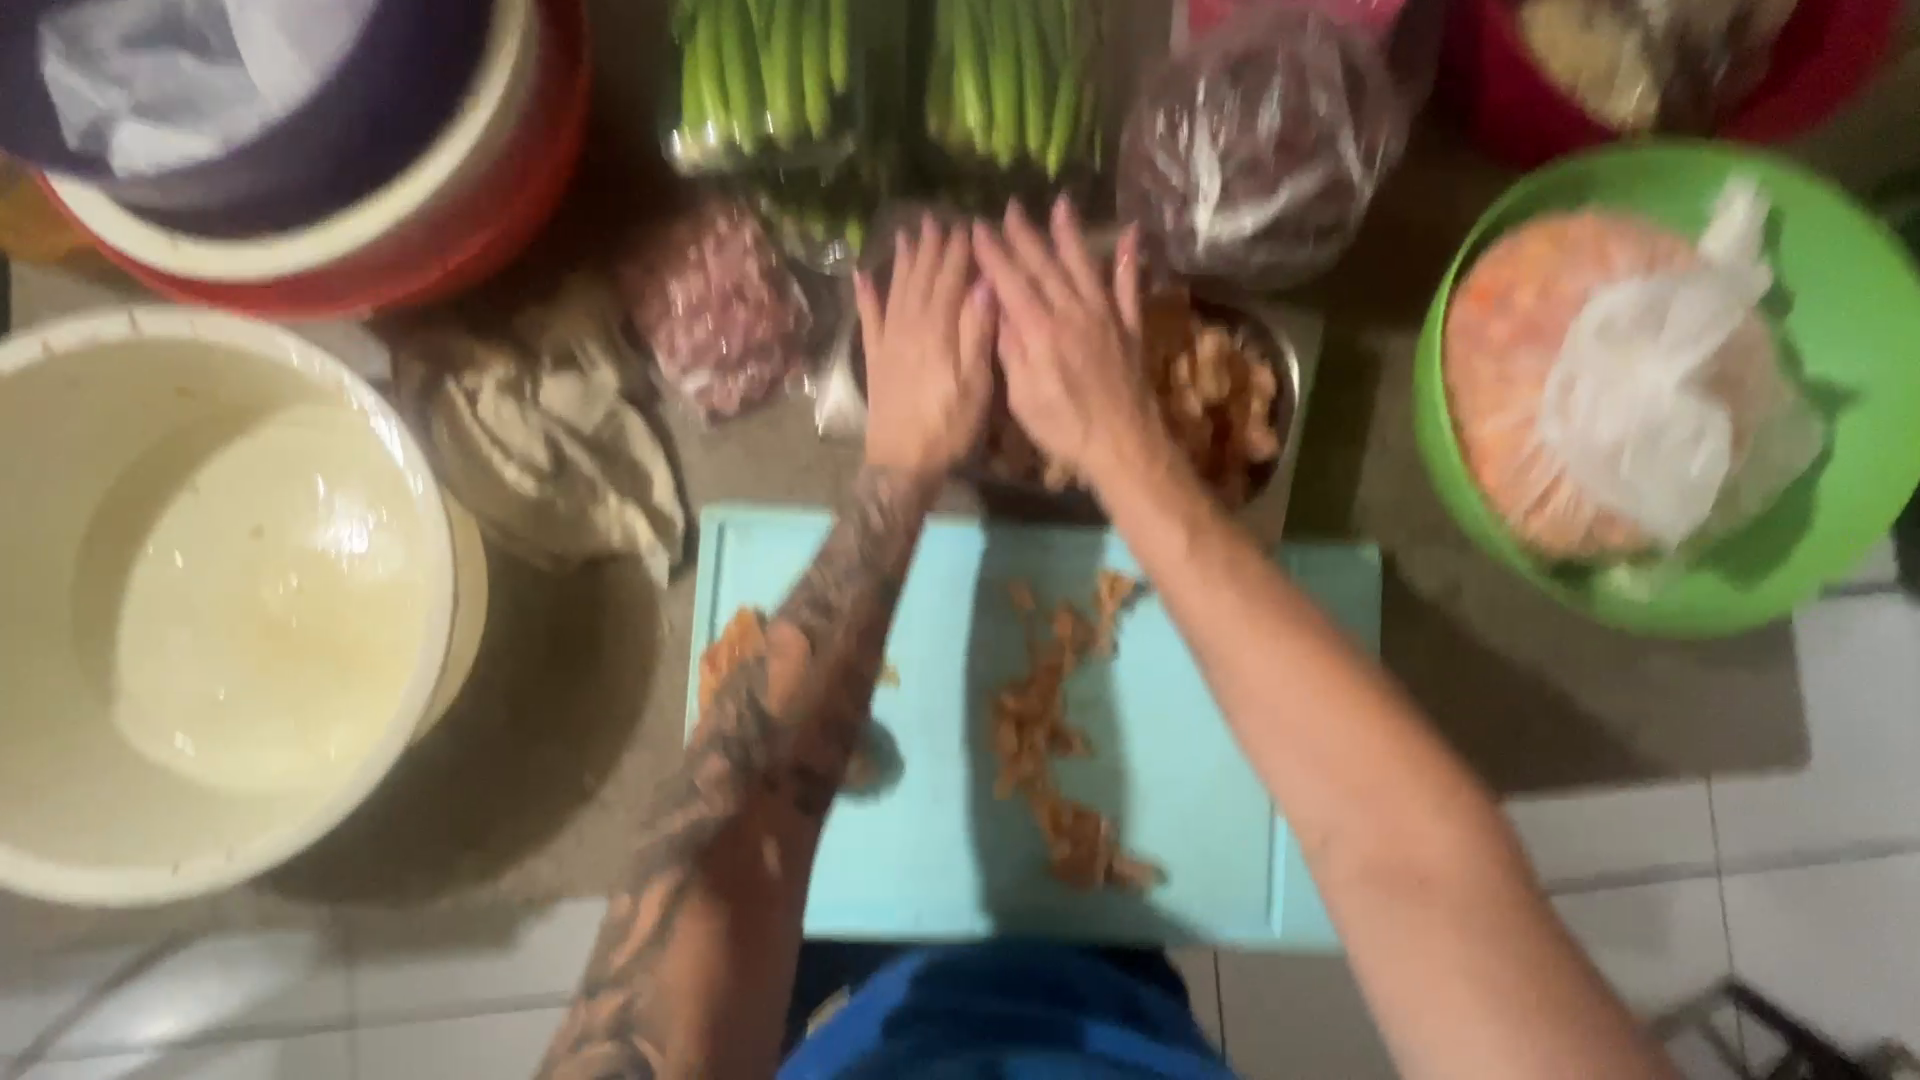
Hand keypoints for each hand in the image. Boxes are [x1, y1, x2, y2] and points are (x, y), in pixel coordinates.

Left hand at [854, 216, 995, 474]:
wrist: (902, 462)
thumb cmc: (947, 426)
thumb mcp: (975, 384)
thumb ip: (977, 332)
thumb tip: (985, 284)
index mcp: (938, 331)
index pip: (950, 281)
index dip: (958, 252)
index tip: (966, 226)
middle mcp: (909, 328)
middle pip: (921, 279)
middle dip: (930, 248)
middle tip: (936, 219)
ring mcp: (888, 343)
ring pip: (896, 291)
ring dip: (902, 261)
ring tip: (907, 234)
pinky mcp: (875, 360)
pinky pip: (868, 320)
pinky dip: (865, 296)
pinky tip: (862, 276)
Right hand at [971, 199, 1172, 487]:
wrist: (1123, 443)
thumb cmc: (1064, 428)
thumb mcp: (1022, 397)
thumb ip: (1010, 349)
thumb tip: (997, 308)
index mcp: (1041, 332)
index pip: (1011, 283)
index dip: (992, 254)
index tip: (976, 229)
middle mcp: (1073, 313)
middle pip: (1044, 266)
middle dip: (1024, 235)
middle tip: (1009, 208)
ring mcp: (1105, 316)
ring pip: (1083, 266)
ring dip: (1070, 234)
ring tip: (1060, 204)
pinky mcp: (1129, 327)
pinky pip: (1129, 286)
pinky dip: (1129, 260)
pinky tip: (1131, 234)